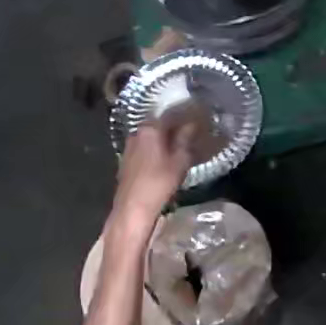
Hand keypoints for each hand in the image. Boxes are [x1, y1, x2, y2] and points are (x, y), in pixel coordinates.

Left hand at [112, 106, 207, 224]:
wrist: (132, 209)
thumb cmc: (159, 183)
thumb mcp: (180, 160)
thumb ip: (186, 138)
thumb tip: (193, 124)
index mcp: (150, 129)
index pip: (171, 115)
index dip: (186, 116)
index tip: (198, 120)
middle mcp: (137, 133)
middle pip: (160, 125)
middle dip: (175, 128)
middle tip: (192, 135)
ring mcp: (129, 147)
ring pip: (152, 137)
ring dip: (165, 140)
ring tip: (181, 148)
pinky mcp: (126, 160)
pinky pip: (145, 148)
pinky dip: (156, 150)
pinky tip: (165, 159)